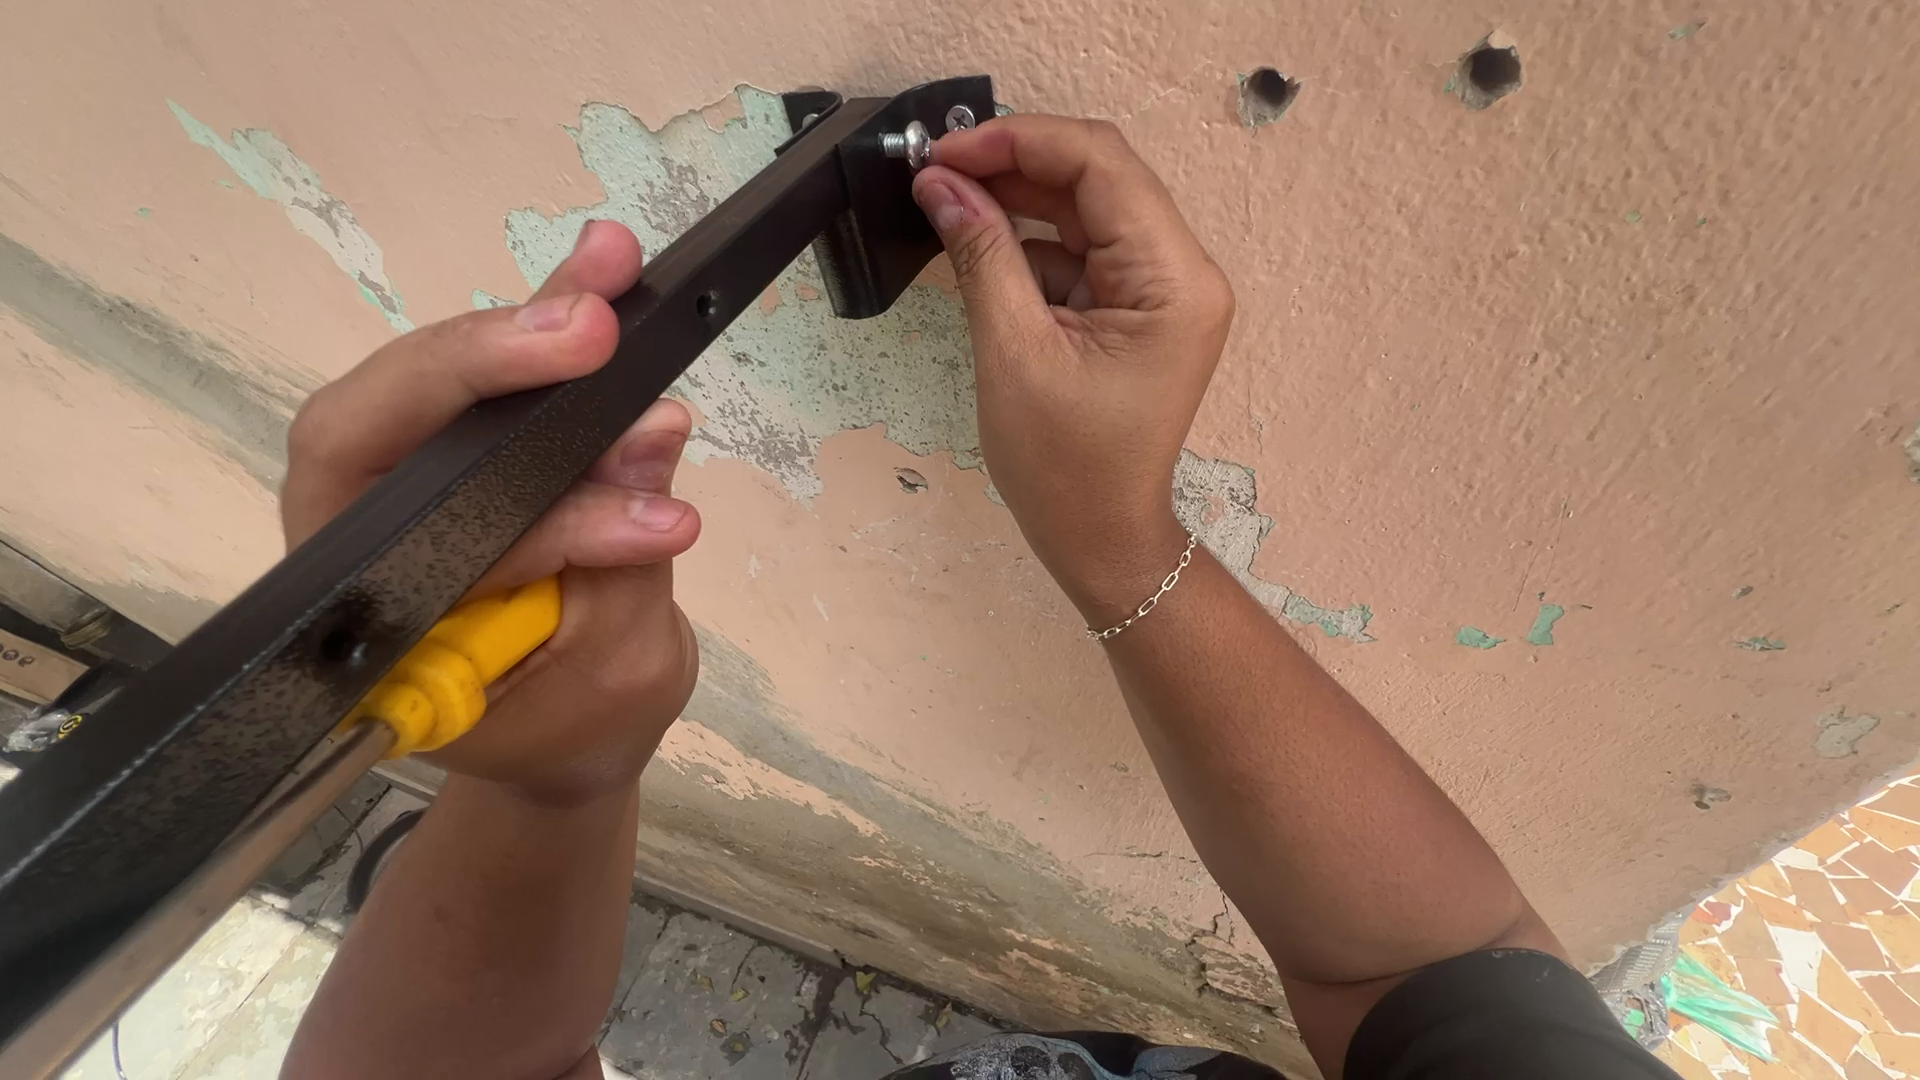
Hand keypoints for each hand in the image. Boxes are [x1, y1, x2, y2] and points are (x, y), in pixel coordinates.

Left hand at [281, 221, 700, 805]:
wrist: (579, 751)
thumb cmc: (583, 734)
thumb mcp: (620, 660)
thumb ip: (623, 551)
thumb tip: (653, 429)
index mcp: (373, 595)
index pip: (386, 478)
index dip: (471, 404)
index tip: (585, 366)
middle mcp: (380, 525)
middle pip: (411, 403)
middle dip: (505, 343)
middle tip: (602, 294)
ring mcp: (439, 495)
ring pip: (471, 391)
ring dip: (544, 324)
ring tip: (613, 265)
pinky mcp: (499, 476)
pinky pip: (529, 409)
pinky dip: (579, 365)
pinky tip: (617, 309)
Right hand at [911, 115, 1235, 623]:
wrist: (1097, 538)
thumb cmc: (1063, 469)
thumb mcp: (1014, 354)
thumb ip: (983, 256)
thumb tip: (942, 185)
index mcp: (1174, 283)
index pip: (1103, 168)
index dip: (1020, 142)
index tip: (947, 151)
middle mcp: (1181, 276)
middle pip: (1097, 184)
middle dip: (1015, 171)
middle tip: (938, 173)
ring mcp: (1158, 296)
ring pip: (1083, 218)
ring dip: (1017, 209)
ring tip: (948, 209)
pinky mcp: (1131, 315)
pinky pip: (1078, 260)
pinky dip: (1028, 254)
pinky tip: (980, 252)